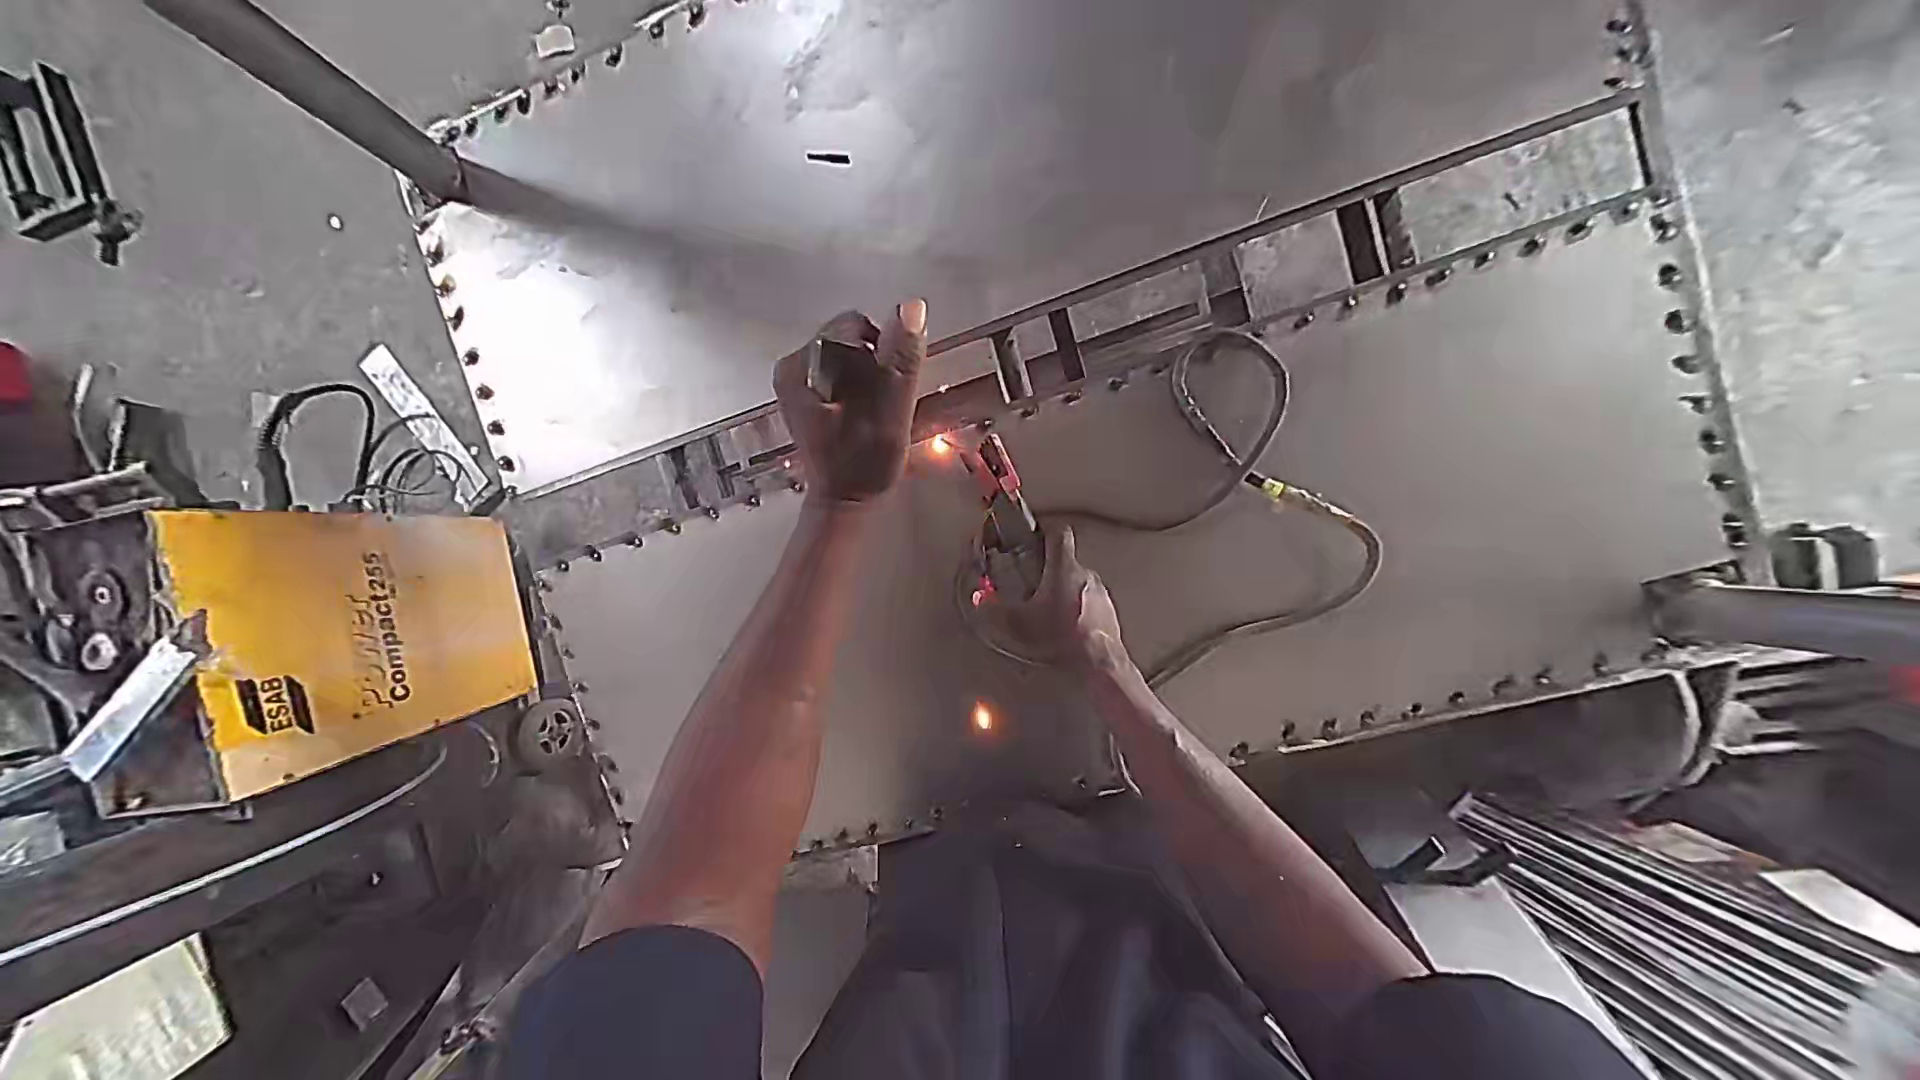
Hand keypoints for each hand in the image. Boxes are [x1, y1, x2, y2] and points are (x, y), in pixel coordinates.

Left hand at [774, 301, 925, 504]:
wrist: (843, 504)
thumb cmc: (864, 466)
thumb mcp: (890, 413)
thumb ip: (900, 362)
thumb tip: (912, 307)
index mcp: (802, 366)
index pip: (853, 327)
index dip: (885, 351)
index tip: (892, 388)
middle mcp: (793, 366)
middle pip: (849, 339)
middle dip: (876, 365)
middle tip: (885, 404)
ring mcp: (798, 381)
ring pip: (849, 355)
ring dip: (872, 376)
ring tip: (877, 413)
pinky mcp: (806, 396)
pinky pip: (843, 373)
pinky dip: (862, 387)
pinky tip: (867, 414)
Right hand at [985, 524, 1131, 674]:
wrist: (1098, 665)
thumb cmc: (1060, 639)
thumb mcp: (1017, 624)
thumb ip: (992, 609)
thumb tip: (979, 600)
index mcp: (1064, 569)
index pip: (1059, 533)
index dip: (1046, 529)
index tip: (1036, 533)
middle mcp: (1086, 576)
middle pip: (1067, 560)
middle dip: (1050, 568)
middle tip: (1033, 581)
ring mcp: (1101, 595)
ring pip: (1079, 582)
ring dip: (1064, 590)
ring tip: (1048, 609)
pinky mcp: (1110, 614)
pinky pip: (1091, 603)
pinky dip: (1078, 608)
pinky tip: (1065, 628)